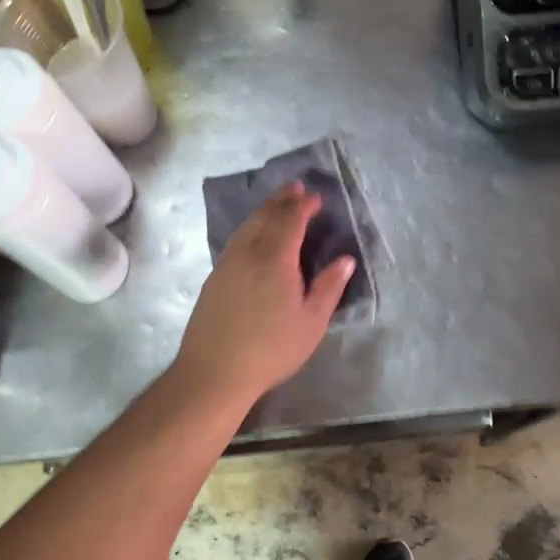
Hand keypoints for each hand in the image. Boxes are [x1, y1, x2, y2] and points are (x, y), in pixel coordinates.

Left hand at [175, 181, 355, 398]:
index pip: (291, 220)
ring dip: (264, 210)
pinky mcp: (214, 277)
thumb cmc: (271, 349)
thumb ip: (328, 287)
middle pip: (266, 215)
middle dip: (283, 199)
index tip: (316, 197)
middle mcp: (248, 252)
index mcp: (275, 259)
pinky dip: (250, 227)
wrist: (214, 371)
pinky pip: (236, 240)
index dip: (304, 205)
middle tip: (296, 187)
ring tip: (277, 204)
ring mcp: (227, 263)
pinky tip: (254, 235)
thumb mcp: (311, 322)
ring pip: (247, 226)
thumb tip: (345, 260)